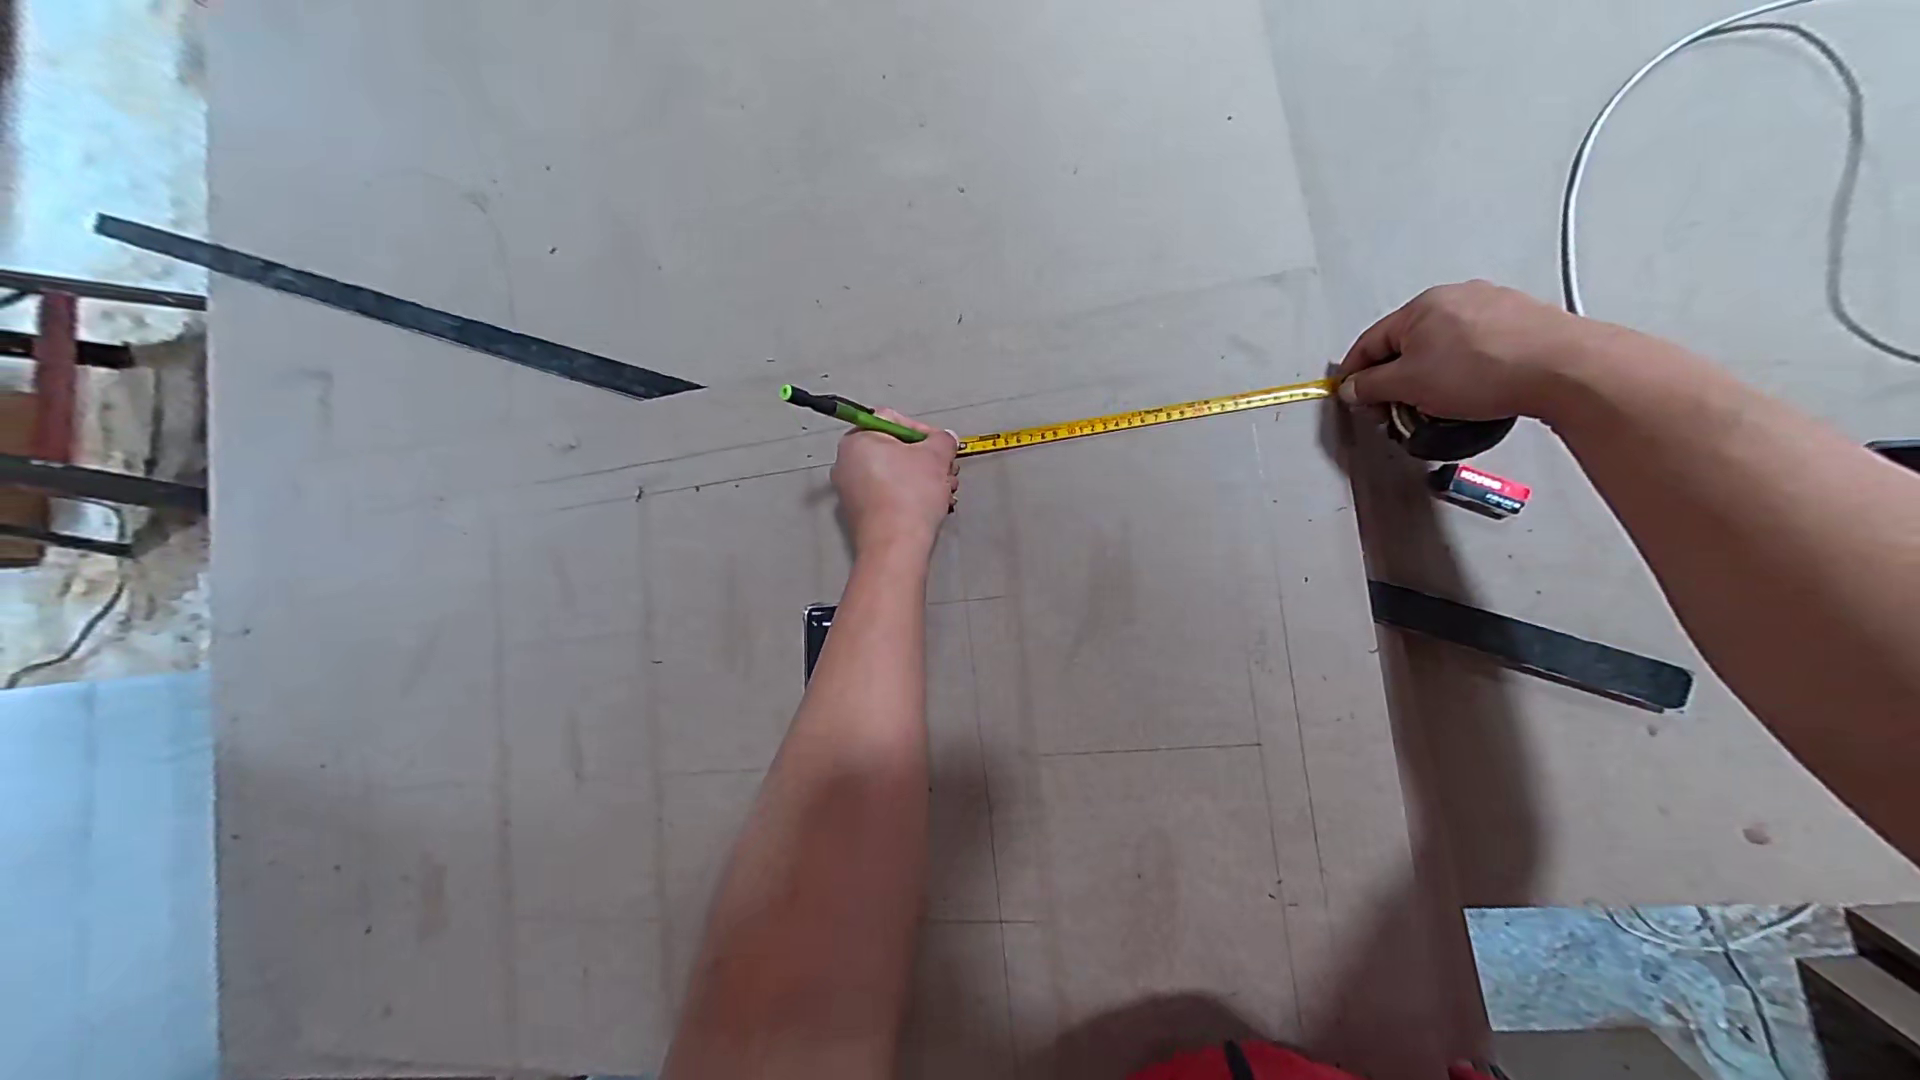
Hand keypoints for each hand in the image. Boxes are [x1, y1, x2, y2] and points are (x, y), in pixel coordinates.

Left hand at [831, 409, 959, 555]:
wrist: (896, 546)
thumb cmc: (910, 495)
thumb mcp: (936, 456)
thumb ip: (943, 440)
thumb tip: (945, 440)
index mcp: (857, 441)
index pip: (892, 420)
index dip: (923, 430)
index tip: (941, 446)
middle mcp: (847, 463)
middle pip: (895, 449)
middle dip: (927, 459)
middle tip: (946, 470)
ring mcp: (851, 491)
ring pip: (895, 474)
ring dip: (924, 478)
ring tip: (945, 491)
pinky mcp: (861, 514)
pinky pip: (888, 495)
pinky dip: (910, 496)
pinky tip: (931, 506)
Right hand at [1335, 280, 1613, 420]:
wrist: (1565, 369)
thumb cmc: (1487, 369)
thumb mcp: (1406, 385)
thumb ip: (1370, 386)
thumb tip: (1354, 387)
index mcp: (1422, 305)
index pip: (1370, 342)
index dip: (1355, 375)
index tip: (1354, 397)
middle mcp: (1458, 297)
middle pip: (1406, 343)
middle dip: (1396, 379)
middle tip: (1395, 408)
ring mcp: (1494, 306)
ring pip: (1442, 347)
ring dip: (1430, 377)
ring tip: (1437, 405)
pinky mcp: (1522, 322)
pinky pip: (1475, 349)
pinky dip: (1464, 371)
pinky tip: (1472, 392)